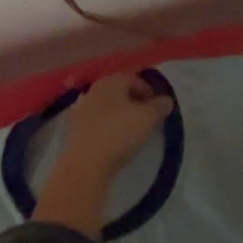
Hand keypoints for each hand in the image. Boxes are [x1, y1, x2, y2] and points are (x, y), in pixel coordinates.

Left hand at [58, 73, 173, 180]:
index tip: (159, 109)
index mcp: (111, 81)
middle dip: (136, 102)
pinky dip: (108, 126)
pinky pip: (98, 121)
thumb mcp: (147, 118)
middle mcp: (94, 89)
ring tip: (133, 131)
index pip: (134, 79)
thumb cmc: (119, 133)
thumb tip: (166, 100)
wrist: (86, 163)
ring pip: (108, 106)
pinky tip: (115, 139)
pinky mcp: (76, 127)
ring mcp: (82, 108)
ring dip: (121, 114)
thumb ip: (159, 106)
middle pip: (120, 92)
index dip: (150, 91)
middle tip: (148, 119)